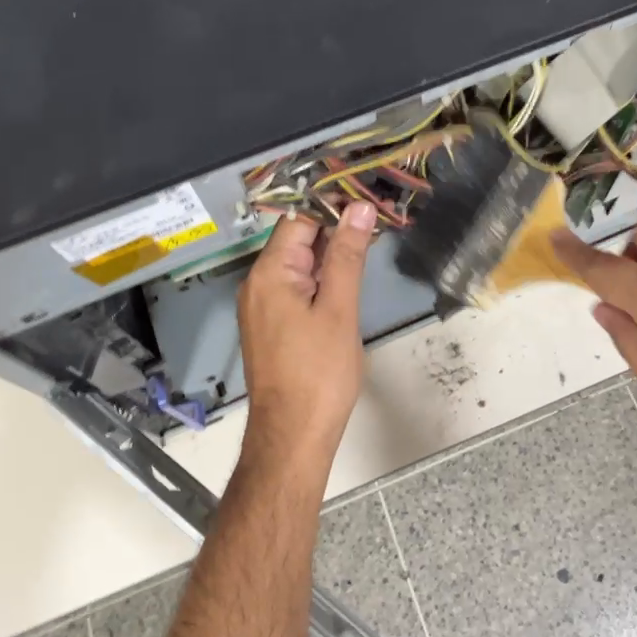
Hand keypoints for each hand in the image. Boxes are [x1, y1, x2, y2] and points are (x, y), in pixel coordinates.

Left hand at [237, 203, 375, 455]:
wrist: (293, 436)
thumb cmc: (319, 373)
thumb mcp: (339, 309)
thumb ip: (348, 256)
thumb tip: (359, 208)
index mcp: (269, 274)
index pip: (299, 220)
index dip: (333, 207)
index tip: (369, 200)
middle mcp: (257, 284)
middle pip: (297, 240)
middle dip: (335, 228)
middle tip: (378, 219)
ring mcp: (261, 306)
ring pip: (297, 264)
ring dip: (330, 253)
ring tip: (369, 243)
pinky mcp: (270, 325)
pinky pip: (294, 287)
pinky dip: (320, 278)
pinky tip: (346, 279)